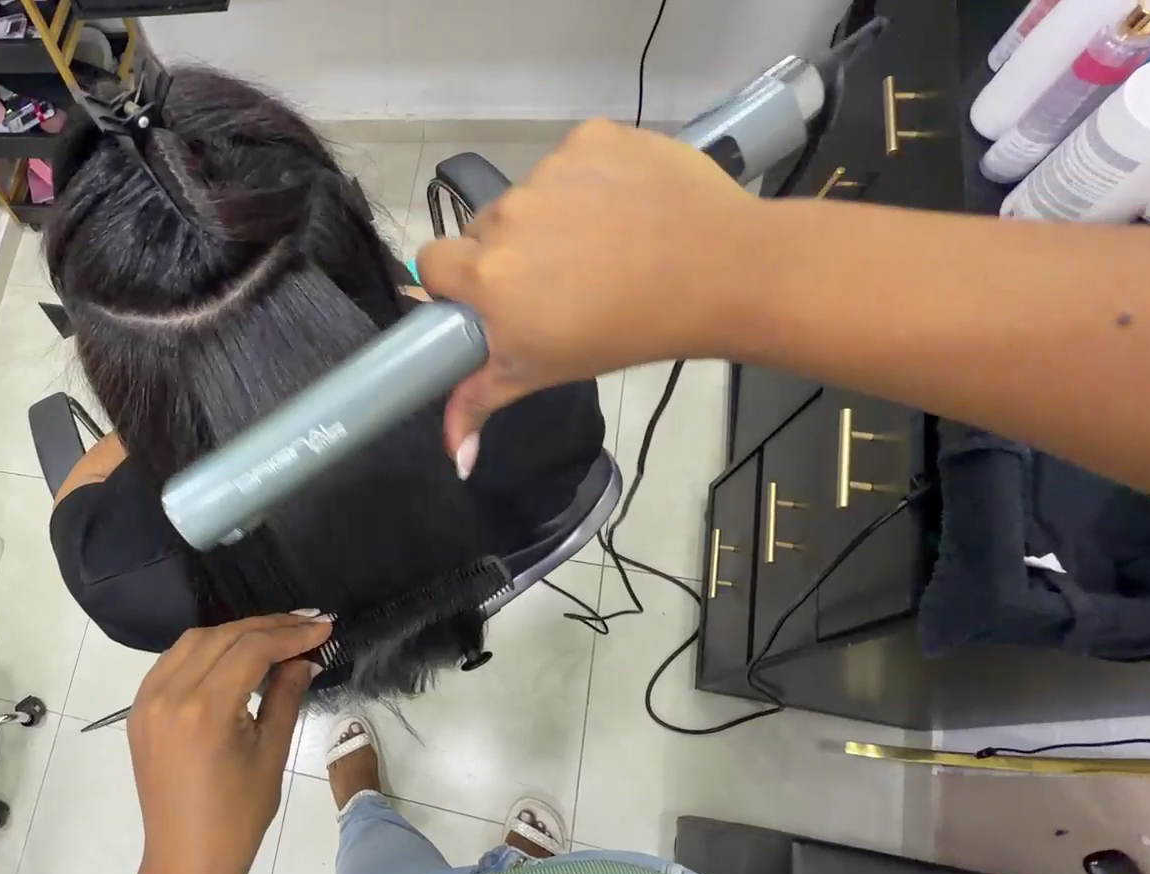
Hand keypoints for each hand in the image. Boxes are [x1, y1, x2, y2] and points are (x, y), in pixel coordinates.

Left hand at [126, 613, 332, 873]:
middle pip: (223, 636)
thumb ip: (286, 695)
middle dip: (268, 627)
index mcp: (204, 709)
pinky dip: (206, 649)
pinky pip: (173, 660)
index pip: (251, 649)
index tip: (324, 627)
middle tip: (307, 625)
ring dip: (236, 633)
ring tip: (276, 636)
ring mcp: (147, 700)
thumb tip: (304, 658)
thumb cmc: (237, 819)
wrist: (186, 861)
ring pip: (194, 641)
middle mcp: (169, 694)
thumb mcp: (271, 754)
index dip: (291, 633)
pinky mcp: (140, 710)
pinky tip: (233, 654)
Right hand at [416, 119, 765, 464]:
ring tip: (597, 244)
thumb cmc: (621, 334)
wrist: (719, 274)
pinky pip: (569, 161)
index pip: (430, 262)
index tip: (487, 298)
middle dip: (503, 253)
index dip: (452, 281)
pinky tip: (620, 207)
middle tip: (552, 280)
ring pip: (526, 196)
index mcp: (484, 273)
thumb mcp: (540, 372)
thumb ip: (481, 404)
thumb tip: (454, 459)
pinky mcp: (591, 138)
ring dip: (546, 218)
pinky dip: (587, 182)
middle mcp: (505, 215)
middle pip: (480, 230)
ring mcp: (549, 171)